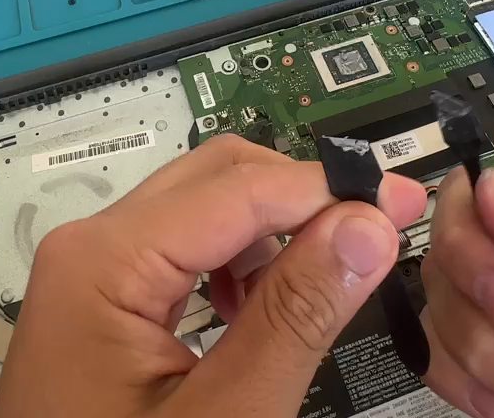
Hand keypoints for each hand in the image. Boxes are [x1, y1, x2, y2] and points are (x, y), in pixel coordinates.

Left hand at [0, 134, 427, 417]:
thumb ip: (294, 318)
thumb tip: (365, 228)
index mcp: (103, 258)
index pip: (237, 188)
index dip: (326, 188)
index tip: (402, 200)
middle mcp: (91, 243)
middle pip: (215, 177)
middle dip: (299, 196)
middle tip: (373, 232)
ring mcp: (91, 268)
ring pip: (202, 205)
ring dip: (270, 229)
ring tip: (319, 283)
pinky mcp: (102, 296)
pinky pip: (181, 246)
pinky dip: (235, 261)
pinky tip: (258, 309)